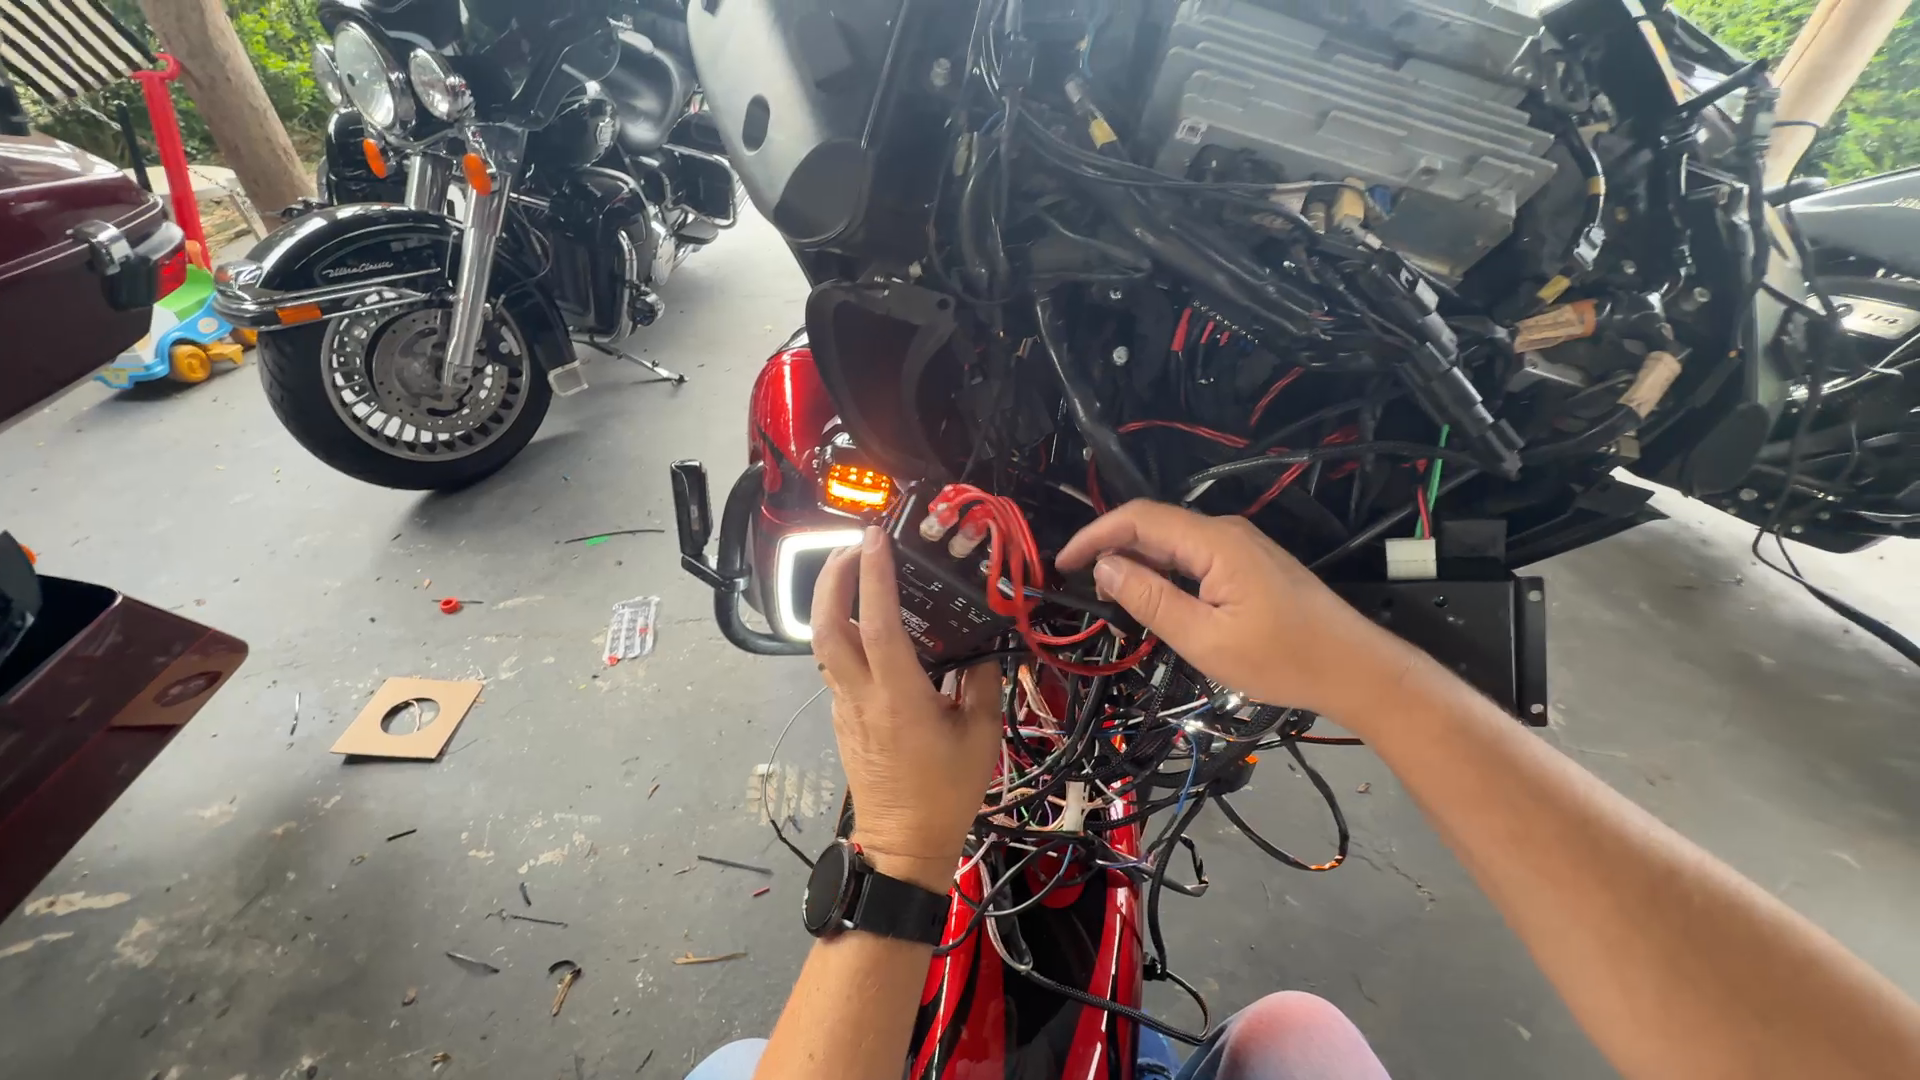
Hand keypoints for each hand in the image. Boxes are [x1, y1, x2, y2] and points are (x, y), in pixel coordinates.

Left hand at [810, 527, 1002, 891]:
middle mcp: (862, 696)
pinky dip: (843, 632)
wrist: (903, 845)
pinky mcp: (842, 718)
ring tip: (854, 573)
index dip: (874, 576)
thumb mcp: (981, 735)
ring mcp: (845, 707)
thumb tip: (978, 647)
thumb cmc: (945, 793)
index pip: (879, 624)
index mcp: (899, 697)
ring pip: (824, 644)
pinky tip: (867, 625)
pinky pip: (835, 665)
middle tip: (851, 546)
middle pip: (827, 627)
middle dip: (831, 578)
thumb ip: (980, 682)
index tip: (875, 539)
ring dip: (832, 602)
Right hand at [1056, 500, 1426, 725]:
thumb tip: (1104, 566)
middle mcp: (1225, 532)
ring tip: (1108, 595)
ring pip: (1171, 542)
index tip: (1062, 563)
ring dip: (1135, 561)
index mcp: (1213, 542)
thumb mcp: (1204, 638)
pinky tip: (1151, 597)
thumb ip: (1150, 599)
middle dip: (1110, 548)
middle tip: (1081, 586)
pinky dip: (1161, 571)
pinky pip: (1192, 556)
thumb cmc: (1281, 659)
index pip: (1138, 518)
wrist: (1355, 669)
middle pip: (1153, 525)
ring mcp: (1239, 546)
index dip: (1094, 535)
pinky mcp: (1248, 564)